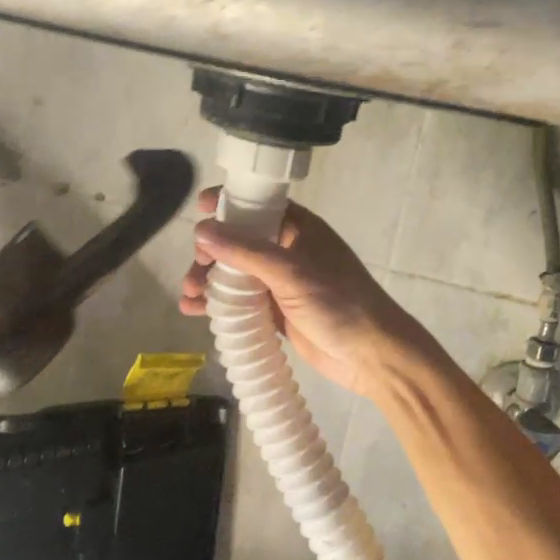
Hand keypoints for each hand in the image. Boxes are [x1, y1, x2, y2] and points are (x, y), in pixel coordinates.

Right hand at [179, 189, 437, 398]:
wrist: (371, 355)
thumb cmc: (337, 302)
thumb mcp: (290, 272)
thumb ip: (245, 251)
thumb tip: (201, 231)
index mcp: (298, 228)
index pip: (258, 205)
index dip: (228, 203)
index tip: (200, 207)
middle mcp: (288, 251)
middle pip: (239, 242)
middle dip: (211, 253)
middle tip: (195, 270)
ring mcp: (281, 283)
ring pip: (235, 274)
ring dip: (209, 281)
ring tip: (188, 297)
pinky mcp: (277, 313)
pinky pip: (240, 302)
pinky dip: (218, 304)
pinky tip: (195, 311)